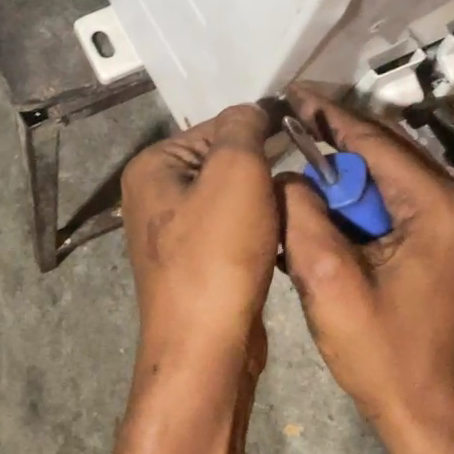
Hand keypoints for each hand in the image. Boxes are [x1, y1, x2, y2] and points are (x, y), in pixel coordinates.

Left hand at [120, 103, 277, 373]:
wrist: (206, 344)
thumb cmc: (217, 252)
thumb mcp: (236, 171)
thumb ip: (243, 127)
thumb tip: (253, 110)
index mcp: (152, 165)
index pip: (216, 127)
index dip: (260, 131)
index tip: (302, 141)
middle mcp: (153, 194)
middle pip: (224, 163)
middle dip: (263, 172)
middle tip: (299, 184)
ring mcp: (172, 232)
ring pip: (234, 198)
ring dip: (266, 204)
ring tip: (290, 214)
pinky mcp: (194, 263)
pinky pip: (234, 230)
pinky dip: (259, 232)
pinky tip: (279, 241)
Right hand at [277, 84, 453, 446]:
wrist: (431, 415)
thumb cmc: (380, 352)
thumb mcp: (326, 279)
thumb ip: (302, 213)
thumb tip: (289, 176)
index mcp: (441, 209)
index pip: (376, 142)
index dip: (329, 114)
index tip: (291, 93)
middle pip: (389, 152)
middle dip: (337, 138)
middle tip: (289, 121)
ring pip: (393, 176)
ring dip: (348, 171)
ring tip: (301, 158)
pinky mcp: (452, 244)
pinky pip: (401, 201)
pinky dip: (363, 198)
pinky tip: (329, 201)